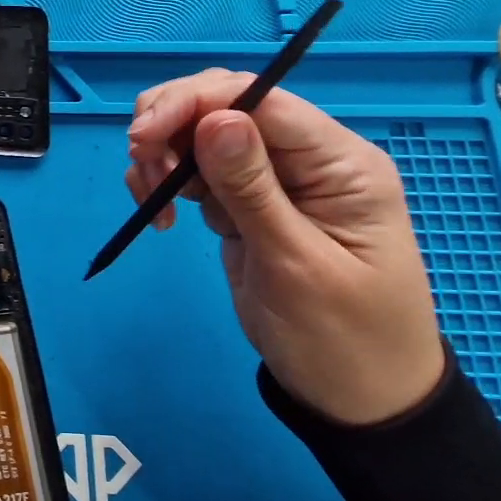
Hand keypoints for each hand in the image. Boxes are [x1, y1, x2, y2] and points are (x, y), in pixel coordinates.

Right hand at [126, 70, 444, 425]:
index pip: (258, 99)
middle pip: (221, 103)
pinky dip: (164, 180)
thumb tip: (215, 118)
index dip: (194, 104)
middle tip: (144, 172)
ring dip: (161, 156)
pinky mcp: (244, 199)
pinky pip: (192, 167)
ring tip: (152, 205)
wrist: (357, 401)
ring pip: (197, 131)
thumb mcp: (296, 265)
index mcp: (339, 162)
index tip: (143, 138)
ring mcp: (272, 176)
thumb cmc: (343, 339)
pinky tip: (161, 217)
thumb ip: (253, 189)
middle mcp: (305, 155)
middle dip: (170, 125)